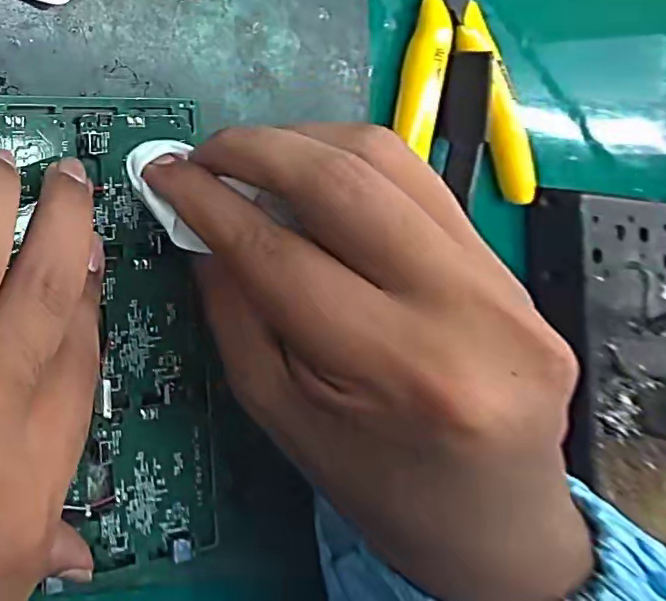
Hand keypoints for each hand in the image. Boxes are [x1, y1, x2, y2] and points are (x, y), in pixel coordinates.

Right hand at [144, 126, 588, 600]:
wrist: (496, 523)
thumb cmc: (364, 472)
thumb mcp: (266, 397)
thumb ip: (227, 298)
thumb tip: (194, 213)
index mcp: (397, 369)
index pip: (274, 249)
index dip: (203, 199)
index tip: (160, 173)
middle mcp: (467, 312)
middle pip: (339, 180)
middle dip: (248, 148)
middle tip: (198, 157)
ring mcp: (501, 281)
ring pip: (380, 156)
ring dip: (294, 141)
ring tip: (247, 162)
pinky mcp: (506, 263)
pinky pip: (409, 175)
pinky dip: (338, 158)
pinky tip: (302, 175)